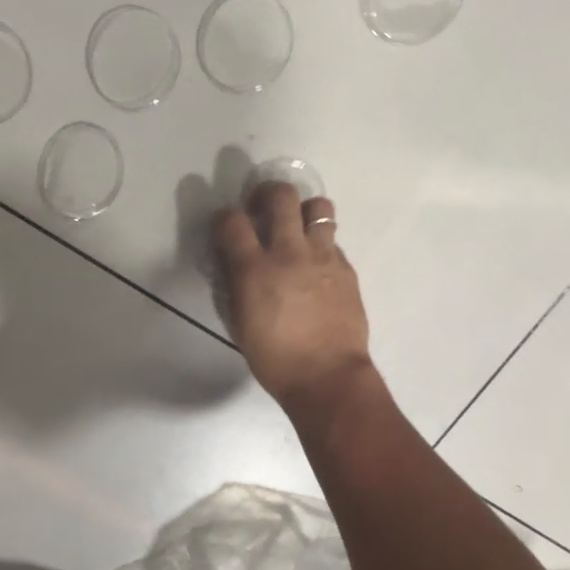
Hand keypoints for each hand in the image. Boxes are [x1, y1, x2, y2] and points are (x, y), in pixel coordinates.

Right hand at [214, 183, 371, 408]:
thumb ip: (237, 286)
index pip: (232, 222)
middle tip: (260, 207)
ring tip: (296, 228)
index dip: (223, 218)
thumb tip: (236, 265)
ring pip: (318, 207)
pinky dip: (320, 244)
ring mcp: (323, 257)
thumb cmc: (273, 359)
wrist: (325, 376)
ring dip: (303, 211)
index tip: (223, 226)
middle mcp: (289, 252)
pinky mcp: (346, 268)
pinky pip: (332, 241)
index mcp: (254, 270)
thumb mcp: (240, 322)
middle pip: (281, 197)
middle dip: (266, 193)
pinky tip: (314, 266)